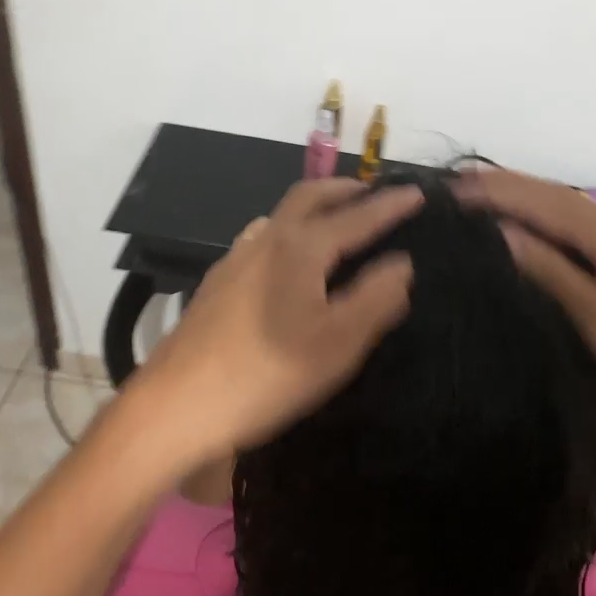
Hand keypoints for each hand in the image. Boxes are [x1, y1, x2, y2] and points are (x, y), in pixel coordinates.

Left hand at [129, 179, 423, 463]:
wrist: (176, 405)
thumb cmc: (267, 375)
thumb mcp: (338, 343)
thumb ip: (376, 298)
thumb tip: (402, 262)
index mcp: (301, 247)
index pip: (356, 216)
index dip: (390, 205)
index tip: (419, 193)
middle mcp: (267, 240)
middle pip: (309, 197)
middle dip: (345, 189)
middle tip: (373, 194)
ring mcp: (236, 259)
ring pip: (281, 216)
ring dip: (315, 208)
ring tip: (337, 222)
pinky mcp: (218, 283)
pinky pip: (262, 239)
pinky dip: (289, 232)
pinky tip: (288, 261)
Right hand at [455, 169, 595, 416]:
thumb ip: (550, 268)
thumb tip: (503, 230)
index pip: (541, 200)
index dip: (496, 192)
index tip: (452, 190)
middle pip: (555, 195)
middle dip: (506, 185)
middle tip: (459, 184)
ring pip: (568, 208)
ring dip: (526, 198)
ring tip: (484, 196)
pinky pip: (579, 226)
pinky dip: (547, 218)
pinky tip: (533, 227)